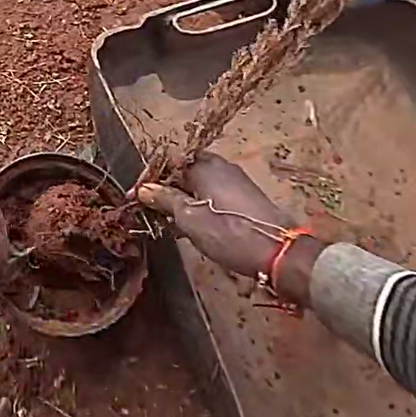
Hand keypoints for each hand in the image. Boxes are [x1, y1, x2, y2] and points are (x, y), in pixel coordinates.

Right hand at [136, 152, 303, 279]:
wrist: (280, 253)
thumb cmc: (229, 233)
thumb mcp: (189, 218)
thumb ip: (165, 199)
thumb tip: (143, 188)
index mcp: (204, 165)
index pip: (167, 163)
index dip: (149, 180)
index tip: (135, 197)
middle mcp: (219, 166)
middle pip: (183, 171)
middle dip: (166, 188)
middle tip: (152, 209)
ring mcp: (234, 180)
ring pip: (198, 183)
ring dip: (182, 198)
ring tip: (170, 221)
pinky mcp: (245, 196)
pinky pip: (212, 192)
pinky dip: (199, 203)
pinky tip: (194, 224)